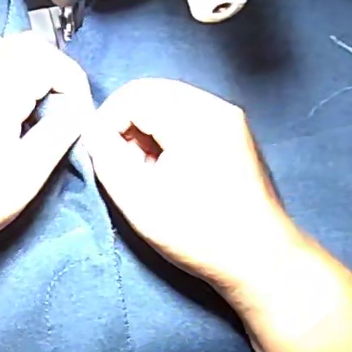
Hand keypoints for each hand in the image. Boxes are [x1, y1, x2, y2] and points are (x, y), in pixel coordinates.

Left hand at [0, 35, 90, 264]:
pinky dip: (10, 69)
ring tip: (47, 102)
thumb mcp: (24, 177)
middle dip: (58, 68)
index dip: (75, 84)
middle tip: (70, 104)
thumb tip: (79, 112)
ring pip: (4, 48)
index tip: (81, 116)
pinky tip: (15, 104)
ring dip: (34, 65)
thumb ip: (58, 135)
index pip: (49, 62)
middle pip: (26, 45)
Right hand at [85, 78, 308, 297]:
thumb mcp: (139, 200)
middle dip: (125, 125)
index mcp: (195, 119)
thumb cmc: (200, 234)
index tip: (99, 154)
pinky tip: (167, 172)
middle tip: (120, 164)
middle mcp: (216, 108)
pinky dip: (167, 136)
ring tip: (144, 173)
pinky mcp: (234, 134)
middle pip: (152, 93)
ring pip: (168, 104)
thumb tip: (91, 131)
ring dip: (145, 131)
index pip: (133, 95)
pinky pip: (187, 118)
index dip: (106, 121)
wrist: (260, 259)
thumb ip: (106, 158)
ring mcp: (229, 120)